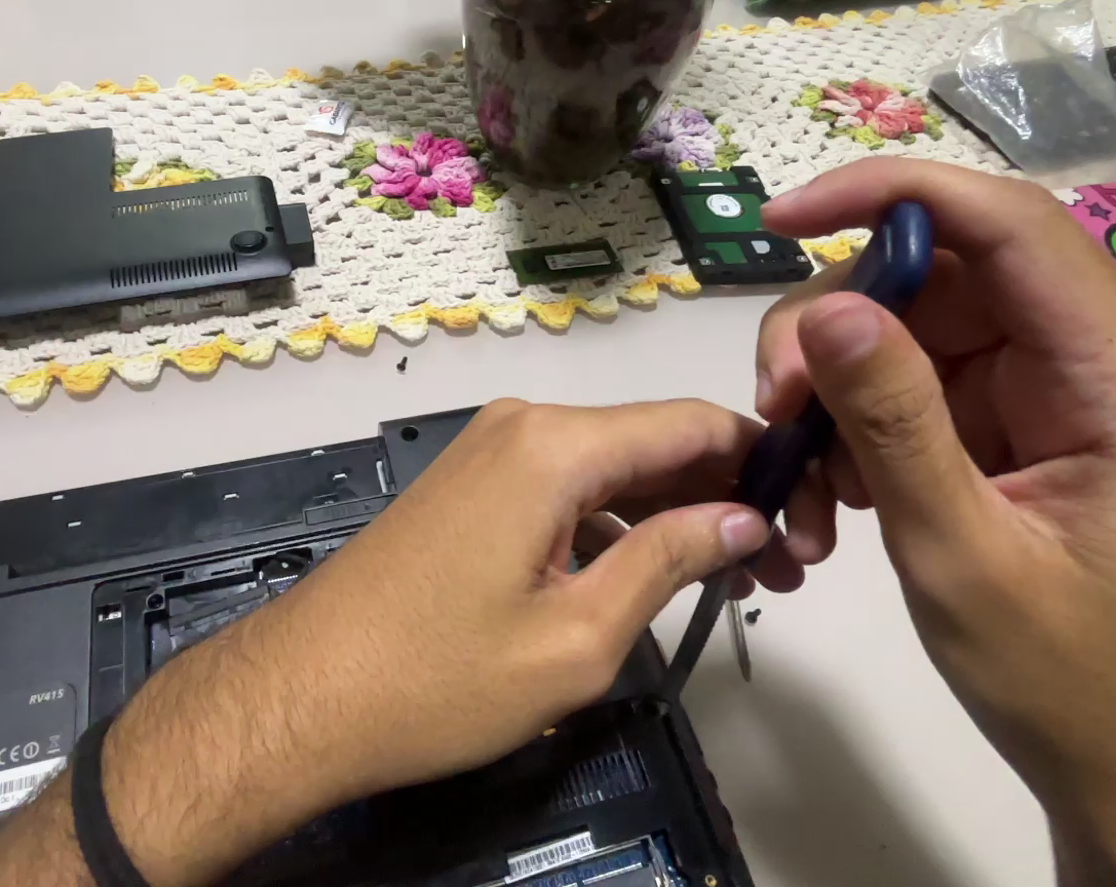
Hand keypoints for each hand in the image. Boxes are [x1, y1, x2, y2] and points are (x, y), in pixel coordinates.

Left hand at [98, 398, 836, 886]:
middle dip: (719, 495)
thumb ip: (666, 560)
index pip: (691, 423)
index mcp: (556, 444)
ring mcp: (490, 449)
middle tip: (781, 571)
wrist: (303, 692)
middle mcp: (524, 423)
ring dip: (668, 512)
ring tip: (727, 580)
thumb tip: (743, 518)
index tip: (811, 522)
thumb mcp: (576, 636)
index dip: (762, 464)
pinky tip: (644, 571)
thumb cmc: (440, 676)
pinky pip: (563, 485)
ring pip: (608, 465)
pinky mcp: (471, 482)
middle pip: (651, 441)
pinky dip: (612, 521)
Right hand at [756, 158, 1115, 884]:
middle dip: (830, 328)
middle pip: (930, 277)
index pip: (1006, 224)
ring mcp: (1032, 389)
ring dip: (824, 391)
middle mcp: (1080, 358)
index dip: (888, 194)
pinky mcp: (992, 422)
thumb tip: (827, 310)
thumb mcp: (960, 550)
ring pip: (896, 330)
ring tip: (797, 477)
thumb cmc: (1064, 675)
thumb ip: (895, 424)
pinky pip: (893, 386)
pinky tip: (829, 496)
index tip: (780, 219)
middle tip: (776, 409)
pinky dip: (841, 430)